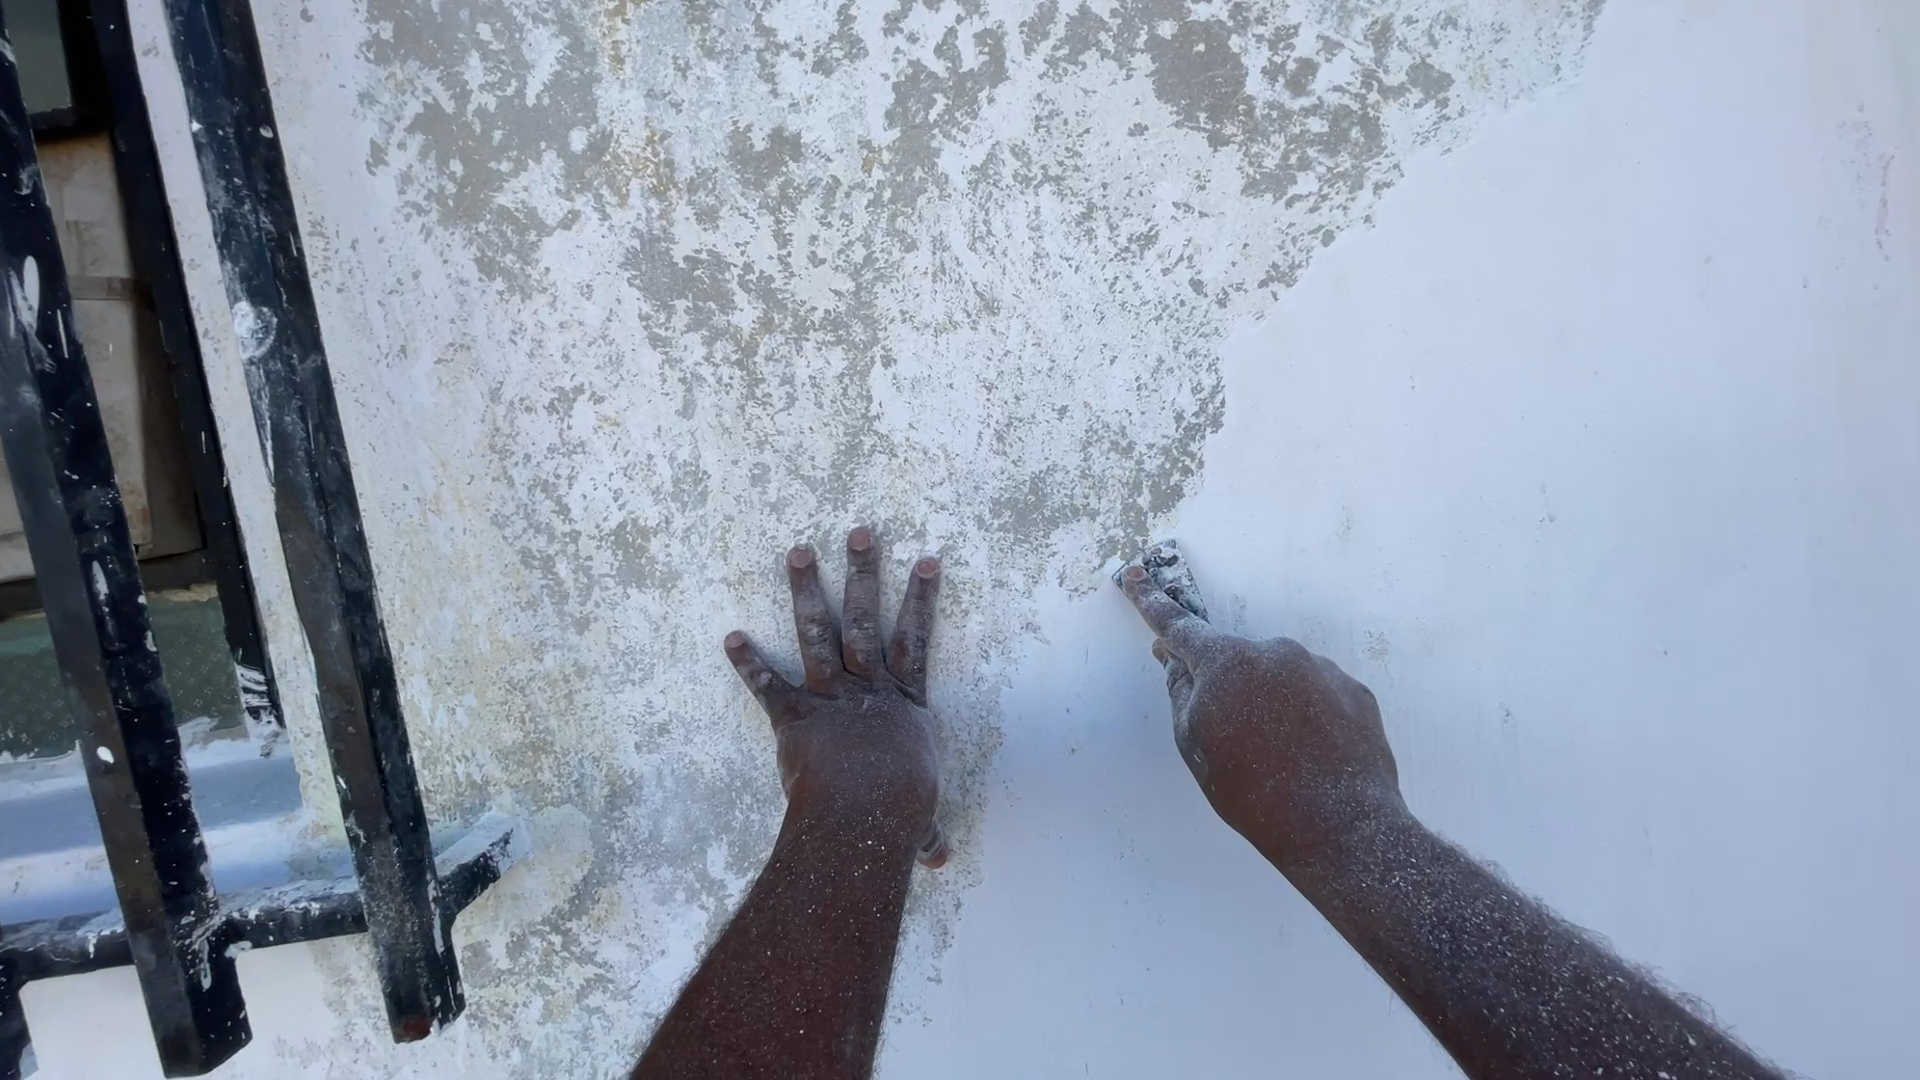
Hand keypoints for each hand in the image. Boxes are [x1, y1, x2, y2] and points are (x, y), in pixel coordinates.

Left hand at [725, 527, 947, 867]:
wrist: (864, 816)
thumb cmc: (900, 814)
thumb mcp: (920, 819)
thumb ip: (925, 831)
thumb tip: (938, 858)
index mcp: (903, 703)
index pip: (916, 639)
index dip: (921, 599)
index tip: (926, 559)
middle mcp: (867, 689)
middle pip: (864, 620)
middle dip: (863, 574)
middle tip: (859, 531)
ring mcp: (829, 698)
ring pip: (817, 633)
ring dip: (806, 591)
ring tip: (797, 550)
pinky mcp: (794, 718)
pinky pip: (769, 687)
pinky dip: (749, 664)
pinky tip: (731, 637)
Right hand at [1118, 563, 1406, 871]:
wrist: (1340, 827)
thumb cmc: (1250, 789)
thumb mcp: (1192, 743)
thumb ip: (1181, 691)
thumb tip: (1175, 657)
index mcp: (1226, 661)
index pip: (1177, 625)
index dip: (1150, 601)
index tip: (1135, 575)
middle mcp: (1274, 650)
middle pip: (1234, 660)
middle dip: (1227, 685)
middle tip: (1234, 737)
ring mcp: (1320, 668)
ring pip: (1278, 676)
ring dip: (1270, 701)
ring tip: (1281, 755)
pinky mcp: (1355, 690)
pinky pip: (1316, 692)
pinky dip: (1306, 714)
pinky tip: (1311, 753)